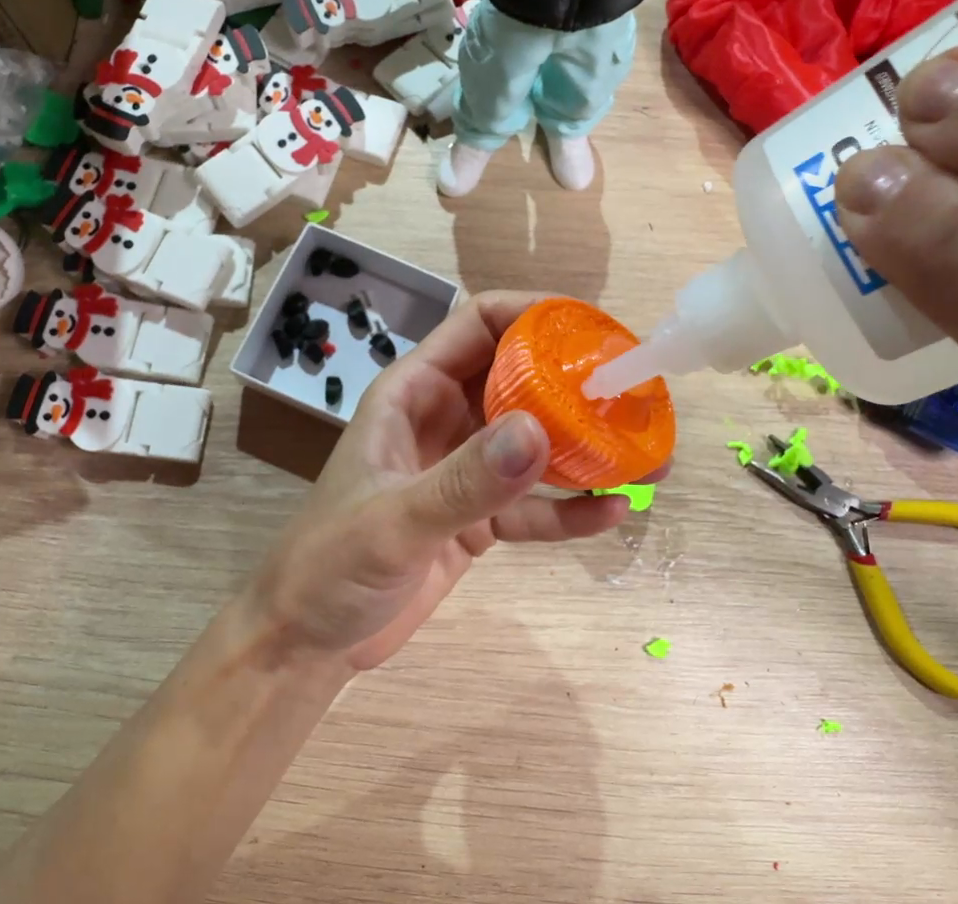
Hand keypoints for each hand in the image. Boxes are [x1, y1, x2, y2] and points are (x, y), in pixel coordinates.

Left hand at [245, 291, 661, 670]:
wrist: (307, 640)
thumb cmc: (328, 566)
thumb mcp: (393, 523)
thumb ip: (464, 482)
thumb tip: (539, 432)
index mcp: (412, 395)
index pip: (478, 326)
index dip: (535, 316)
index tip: (595, 333)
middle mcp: (443, 421)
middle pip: (520, 380)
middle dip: (578, 384)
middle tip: (639, 396)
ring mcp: (463, 472)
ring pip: (535, 444)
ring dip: (587, 449)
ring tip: (650, 457)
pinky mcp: (477, 519)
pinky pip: (531, 504)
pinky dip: (569, 509)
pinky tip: (613, 514)